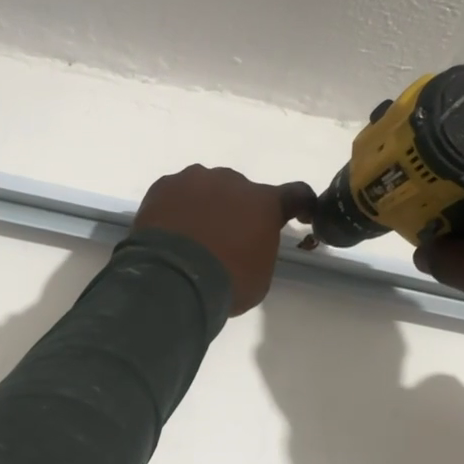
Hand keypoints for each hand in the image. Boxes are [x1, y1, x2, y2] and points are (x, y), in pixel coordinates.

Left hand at [133, 165, 315, 315]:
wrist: (171, 279)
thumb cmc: (226, 283)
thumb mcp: (259, 276)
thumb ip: (260, 251)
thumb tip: (249, 246)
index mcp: (264, 203)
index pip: (296, 195)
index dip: (299, 205)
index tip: (298, 216)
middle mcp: (233, 182)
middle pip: (242, 192)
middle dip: (237, 212)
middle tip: (224, 240)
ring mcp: (195, 179)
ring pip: (206, 189)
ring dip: (205, 207)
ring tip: (190, 237)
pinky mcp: (164, 185)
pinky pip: (176, 194)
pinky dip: (176, 209)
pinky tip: (169, 232)